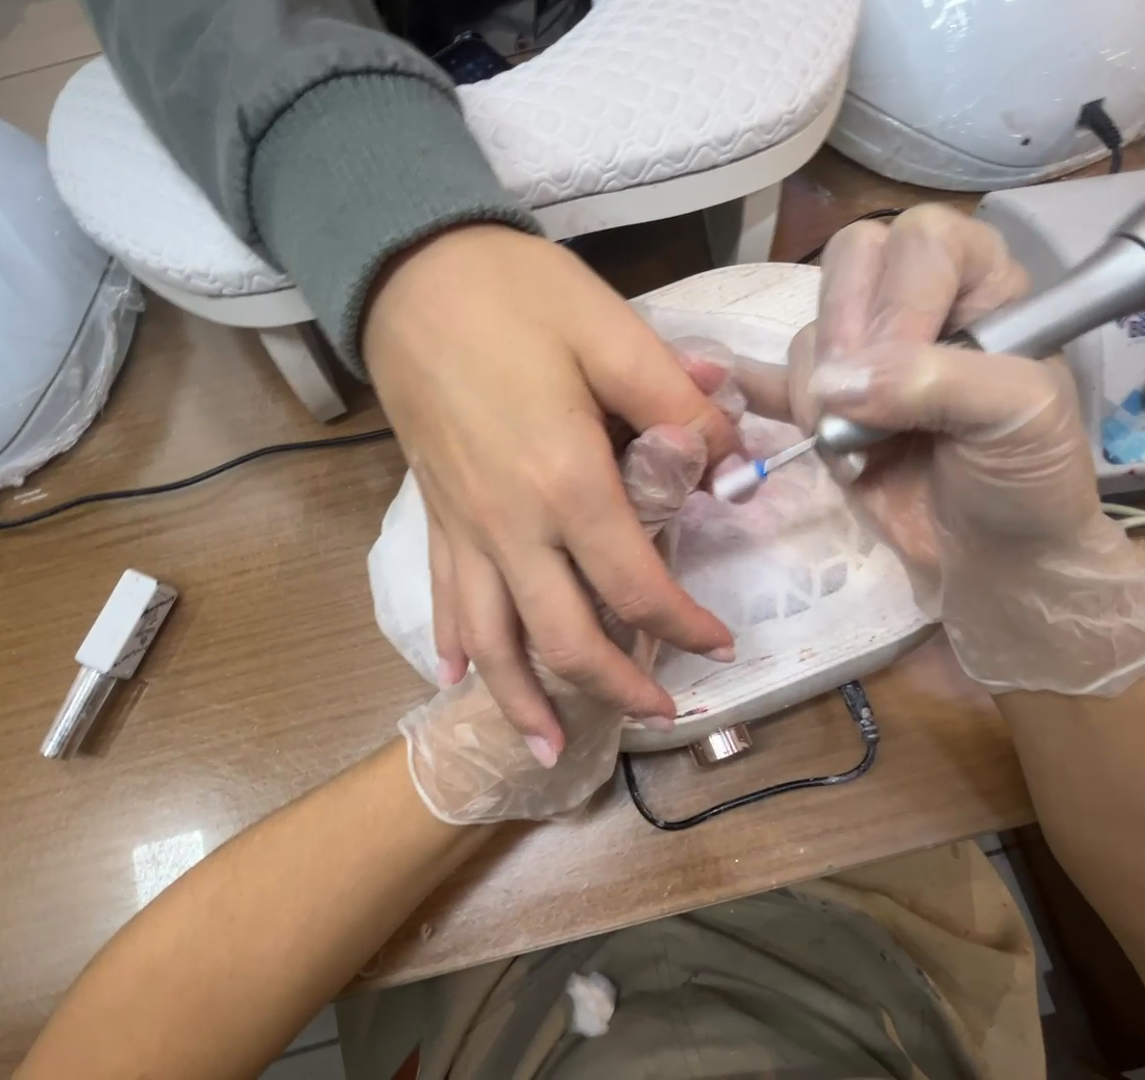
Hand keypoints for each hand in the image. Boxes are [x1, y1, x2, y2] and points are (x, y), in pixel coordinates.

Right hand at [365, 225, 738, 762]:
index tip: (719, 647)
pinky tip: (454, 676)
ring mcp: (463, 528)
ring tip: (545, 748)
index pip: (634, 584)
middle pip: (561, 637)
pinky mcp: (434, 515)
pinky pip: (443, 596)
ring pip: (491, 639)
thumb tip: (734, 465)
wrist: (410, 276)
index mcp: (565, 482)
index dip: (682, 625)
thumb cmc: (515, 298)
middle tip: (656, 713)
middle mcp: (510, 525)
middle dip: (613, 686)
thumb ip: (679, 403)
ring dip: (520, 700)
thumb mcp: (612, 332)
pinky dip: (453, 644)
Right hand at [735, 205, 1144, 695]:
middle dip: (843, 332)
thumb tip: (834, 383)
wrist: (991, 556)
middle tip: (853, 403)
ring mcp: (863, 359)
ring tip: (850, 450)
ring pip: (809, 334)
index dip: (900, 299)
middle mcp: (917, 306)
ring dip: (817, 393)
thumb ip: (935, 382)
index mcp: (981, 285)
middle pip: (851, 263)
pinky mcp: (823, 408)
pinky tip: (728, 390)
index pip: (921, 244)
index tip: (900, 371)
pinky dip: (749, 387)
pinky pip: (771, 381)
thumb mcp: (1018, 416)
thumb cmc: (1027, 479)